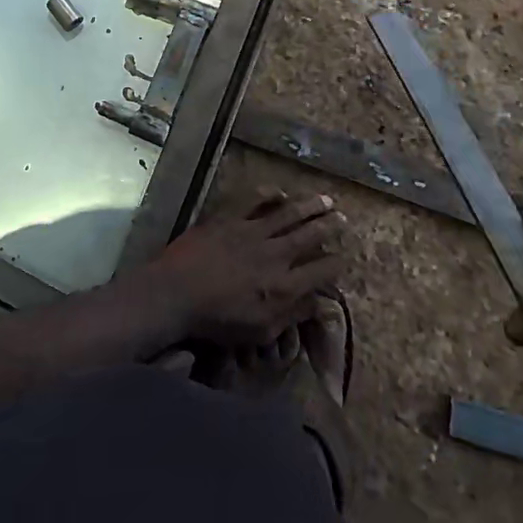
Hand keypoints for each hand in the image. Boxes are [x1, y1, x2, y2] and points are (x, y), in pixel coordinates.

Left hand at [146, 192, 344, 344]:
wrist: (176, 294)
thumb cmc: (217, 321)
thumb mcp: (260, 332)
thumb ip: (292, 316)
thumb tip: (319, 305)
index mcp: (284, 286)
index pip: (322, 271)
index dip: (338, 263)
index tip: (346, 256)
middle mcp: (275, 254)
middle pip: (310, 235)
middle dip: (330, 226)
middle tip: (343, 218)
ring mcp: (252, 232)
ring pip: (288, 213)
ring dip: (310, 206)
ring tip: (326, 200)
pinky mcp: (230, 218)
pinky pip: (254, 200)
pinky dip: (269, 193)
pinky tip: (280, 190)